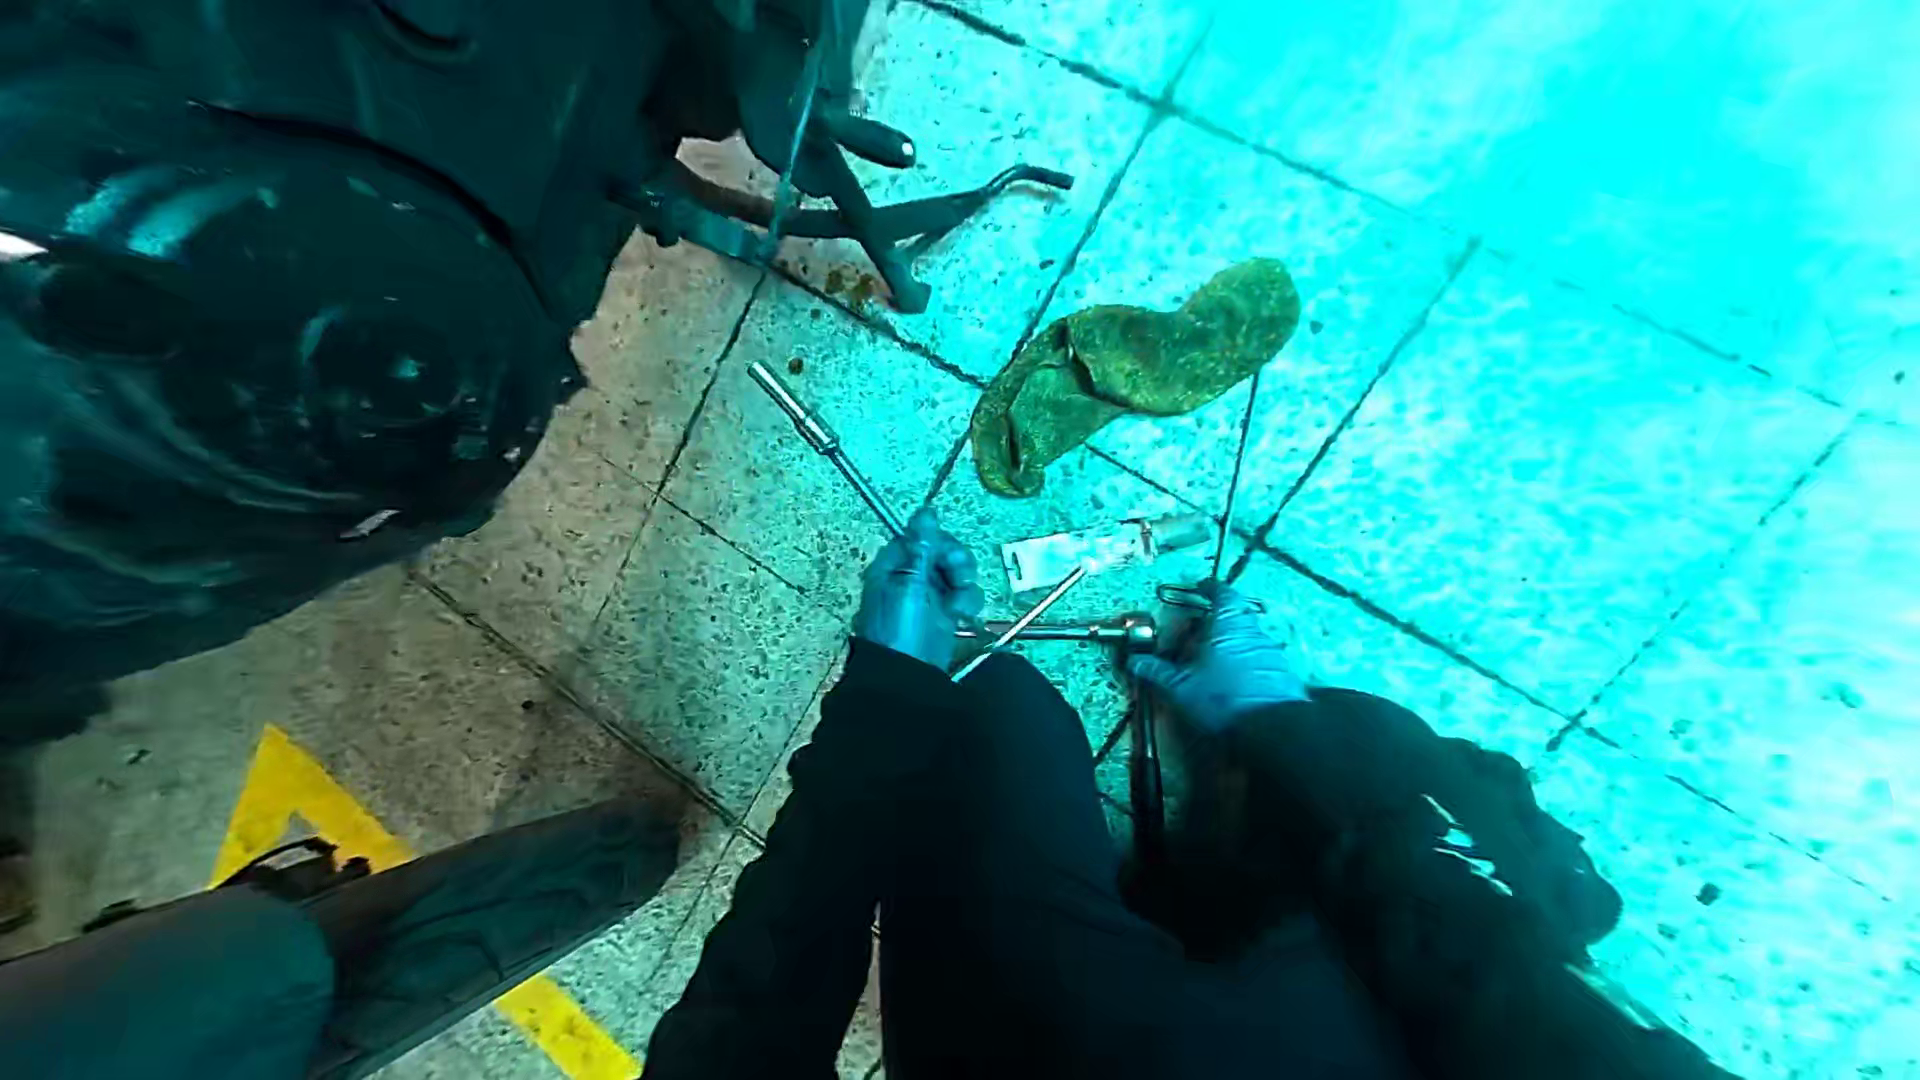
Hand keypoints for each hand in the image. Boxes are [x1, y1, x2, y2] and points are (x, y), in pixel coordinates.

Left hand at [853, 508, 985, 670]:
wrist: (906, 677)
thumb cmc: (901, 629)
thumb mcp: (909, 584)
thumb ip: (921, 547)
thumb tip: (926, 510)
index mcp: (895, 565)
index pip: (922, 537)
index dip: (940, 543)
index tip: (947, 556)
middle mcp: (912, 577)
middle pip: (943, 552)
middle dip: (957, 563)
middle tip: (959, 578)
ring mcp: (929, 597)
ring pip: (957, 574)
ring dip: (965, 585)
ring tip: (959, 605)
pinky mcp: (945, 615)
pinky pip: (963, 596)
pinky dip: (967, 603)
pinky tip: (962, 616)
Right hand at [1128, 583, 1307, 731]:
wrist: (1273, 730)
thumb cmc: (1222, 697)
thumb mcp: (1181, 686)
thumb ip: (1157, 671)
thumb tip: (1134, 661)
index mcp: (1229, 626)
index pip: (1223, 594)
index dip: (1210, 588)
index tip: (1200, 587)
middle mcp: (1254, 634)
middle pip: (1236, 616)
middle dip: (1216, 621)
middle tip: (1197, 631)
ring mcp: (1273, 655)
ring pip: (1247, 639)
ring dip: (1230, 643)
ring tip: (1211, 659)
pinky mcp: (1285, 677)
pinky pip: (1259, 660)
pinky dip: (1243, 663)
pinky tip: (1231, 680)